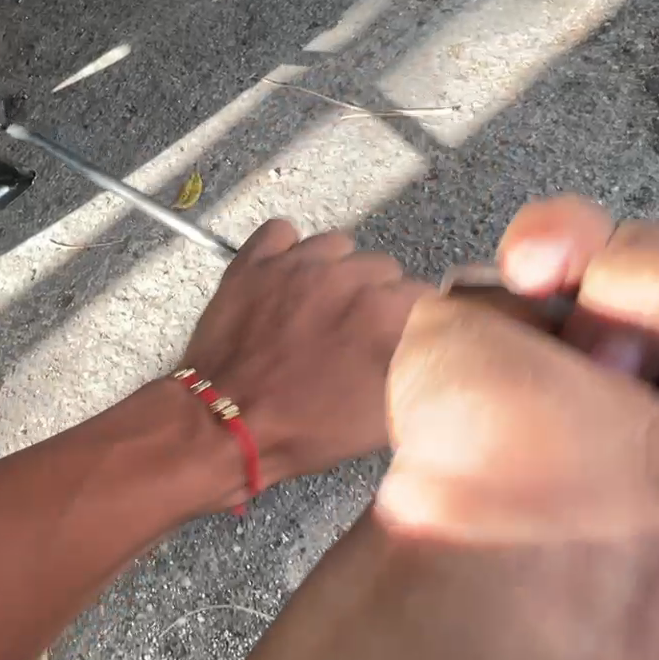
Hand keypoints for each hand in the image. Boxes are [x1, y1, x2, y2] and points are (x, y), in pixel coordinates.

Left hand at [178, 222, 429, 489]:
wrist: (225, 424)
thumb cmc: (305, 428)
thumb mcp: (384, 415)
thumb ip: (417, 369)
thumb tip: (434, 348)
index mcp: (385, 313)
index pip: (422, 295)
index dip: (409, 319)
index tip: (393, 336)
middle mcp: (346, 277)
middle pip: (380, 267)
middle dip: (371, 294)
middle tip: (348, 328)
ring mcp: (296, 265)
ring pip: (334, 245)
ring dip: (332, 268)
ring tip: (314, 303)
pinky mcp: (253, 262)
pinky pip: (280, 231)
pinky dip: (283, 249)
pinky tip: (281, 277)